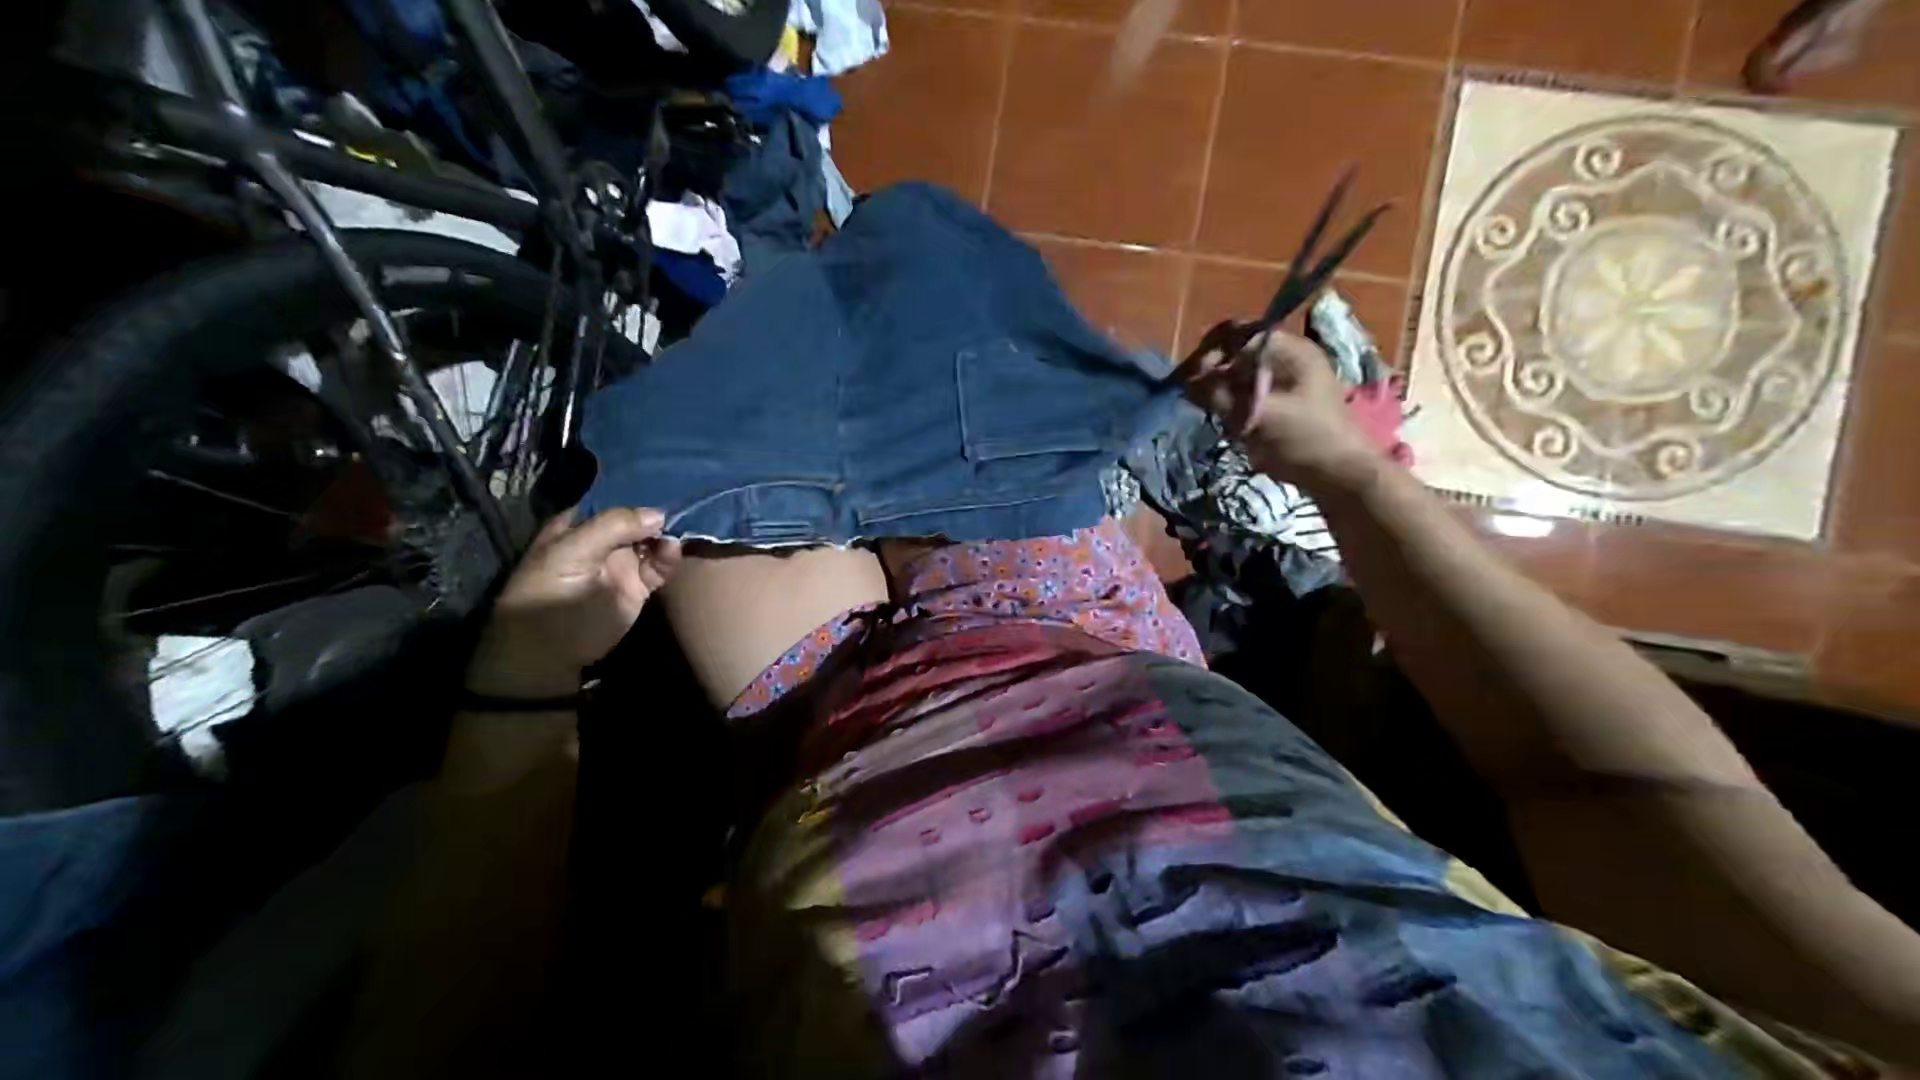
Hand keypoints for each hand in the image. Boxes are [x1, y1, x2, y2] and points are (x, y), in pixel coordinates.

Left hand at [465, 507, 681, 698]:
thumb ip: (612, 528)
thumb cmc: (548, 598)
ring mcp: (622, 563)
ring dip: (668, 535)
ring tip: (681, 531)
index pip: (613, 497)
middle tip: (686, 504)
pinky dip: (670, 559)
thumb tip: (659, 513)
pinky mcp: (639, 586)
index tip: (667, 480)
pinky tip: (674, 552)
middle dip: (660, 512)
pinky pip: (660, 566)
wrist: (547, 655)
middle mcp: (603, 540)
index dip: (638, 490)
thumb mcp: (571, 555)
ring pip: (654, 540)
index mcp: (578, 525)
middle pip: (639, 517)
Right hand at [1176, 323, 1385, 493]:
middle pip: (1236, 353)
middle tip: (1197, 399)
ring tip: (1215, 414)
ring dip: (1222, 392)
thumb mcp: (1260, 416)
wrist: (1342, 476)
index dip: (1211, 352)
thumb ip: (1220, 396)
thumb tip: (1186, 382)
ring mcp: (1286, 381)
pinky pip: (1247, 393)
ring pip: (1239, 375)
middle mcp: (1287, 358)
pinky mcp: (1282, 403)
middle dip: (1213, 374)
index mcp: (1290, 350)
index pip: (1238, 334)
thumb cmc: (1307, 441)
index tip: (1193, 379)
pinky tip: (1230, 424)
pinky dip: (1233, 405)